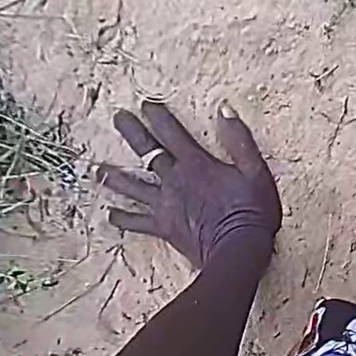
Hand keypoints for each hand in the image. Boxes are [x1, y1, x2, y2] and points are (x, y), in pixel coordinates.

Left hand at [95, 101, 281, 270]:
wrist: (239, 249)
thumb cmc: (253, 212)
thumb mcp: (256, 172)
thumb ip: (240, 141)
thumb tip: (225, 109)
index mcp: (197, 164)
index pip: (172, 133)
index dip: (158, 117)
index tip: (147, 105)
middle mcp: (176, 180)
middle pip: (148, 151)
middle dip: (132, 133)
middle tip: (118, 118)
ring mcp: (167, 204)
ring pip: (134, 186)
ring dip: (116, 177)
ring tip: (99, 170)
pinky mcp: (165, 227)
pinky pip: (138, 222)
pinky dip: (124, 218)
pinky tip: (111, 215)